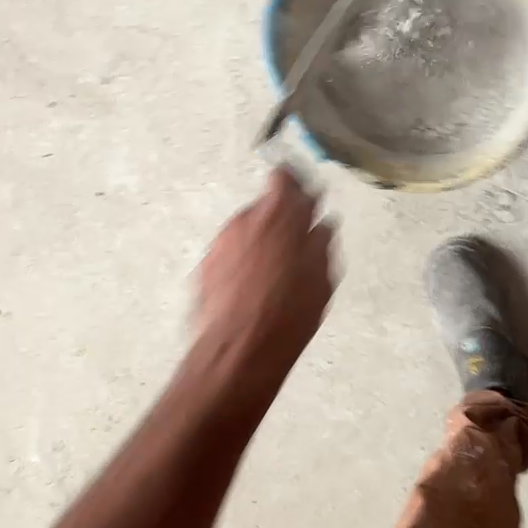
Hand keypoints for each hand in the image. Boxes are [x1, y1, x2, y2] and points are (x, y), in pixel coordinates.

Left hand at [184, 167, 337, 408]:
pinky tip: (256, 289)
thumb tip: (321, 225)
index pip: (285, 177)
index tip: (308, 199)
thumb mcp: (322, 276)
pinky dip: (244, 263)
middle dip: (282, 221)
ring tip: (278, 275)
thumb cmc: (288, 313)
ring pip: (247, 231)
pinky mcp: (205, 267)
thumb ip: (320, 241)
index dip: (298, 186)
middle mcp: (244, 220)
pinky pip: (231, 254)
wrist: (239, 350)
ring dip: (262, 243)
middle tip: (299, 246)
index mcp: (278, 214)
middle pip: (265, 206)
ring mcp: (220, 243)